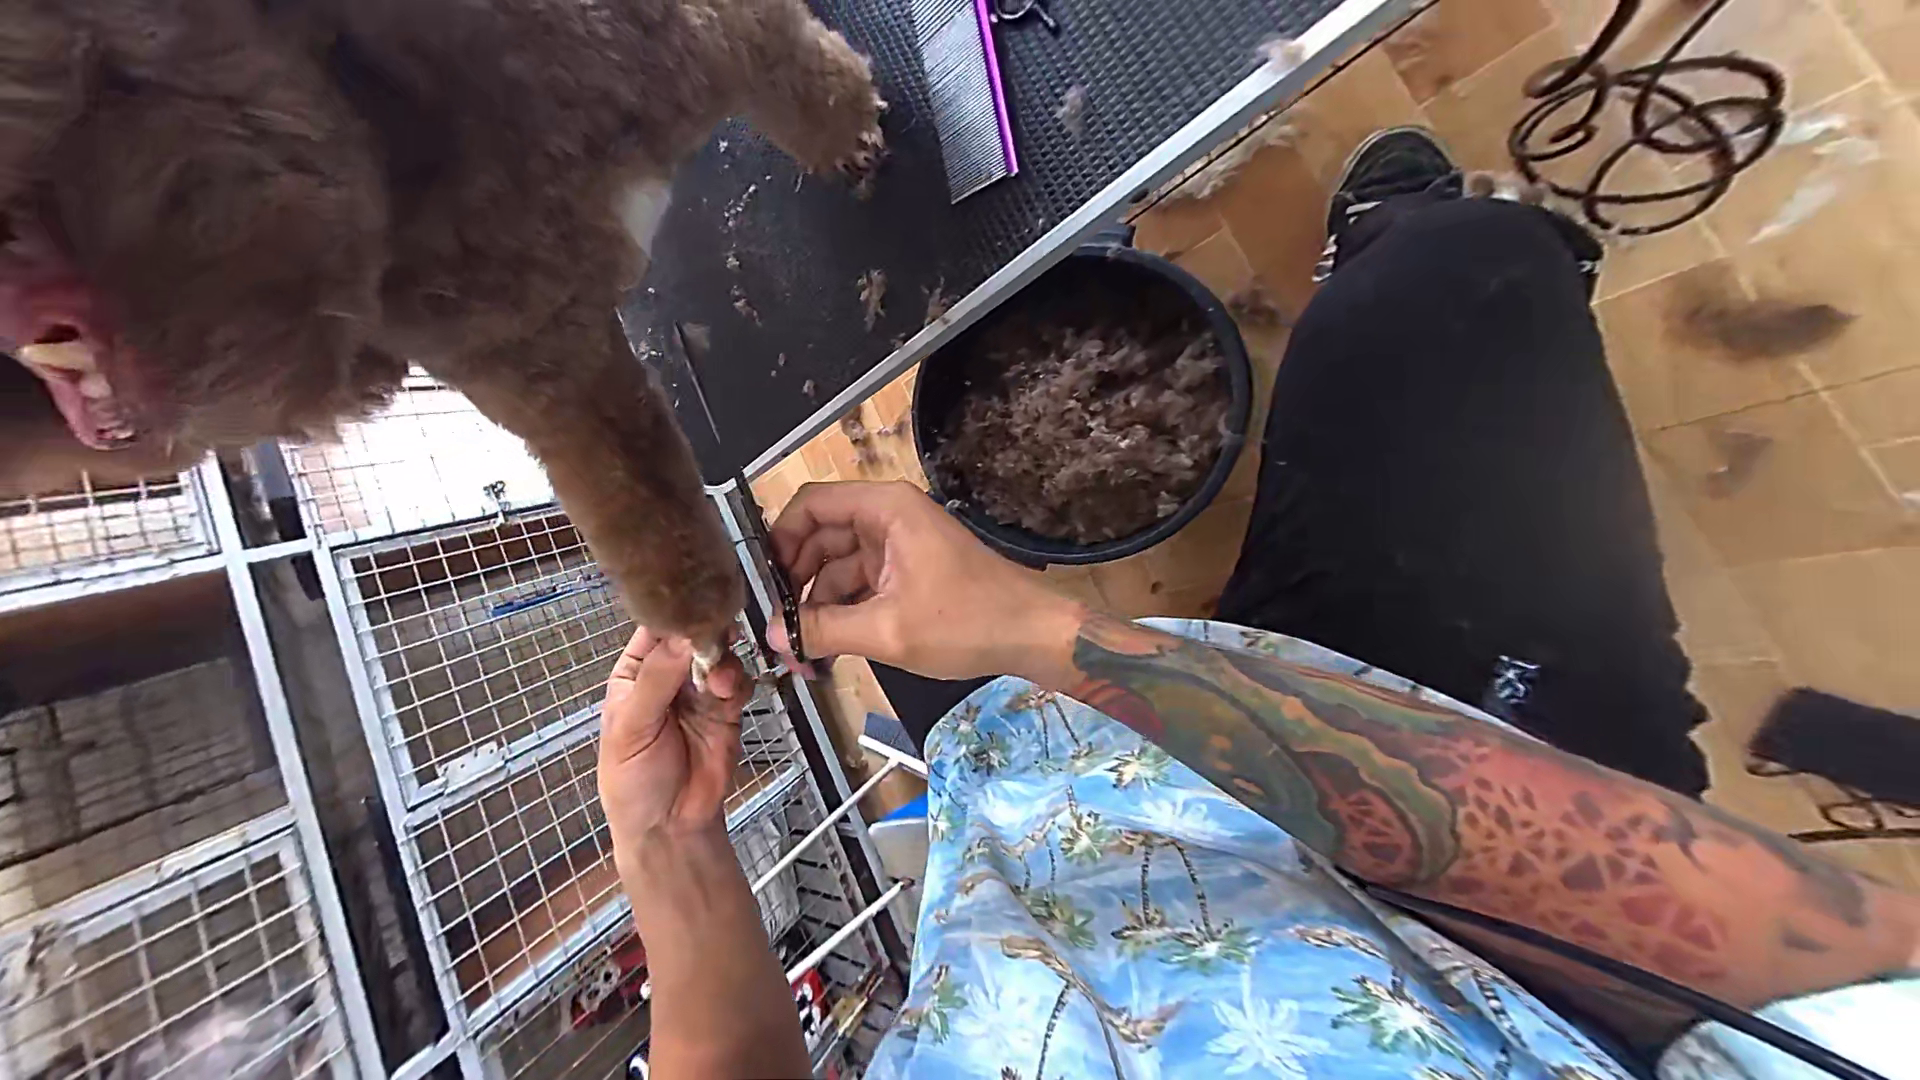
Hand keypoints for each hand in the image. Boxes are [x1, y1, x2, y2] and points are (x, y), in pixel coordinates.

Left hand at [598, 629, 749, 855]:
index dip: (675, 614)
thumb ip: (657, 679)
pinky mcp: (728, 705)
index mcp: (635, 672)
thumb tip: (684, 634)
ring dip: (723, 663)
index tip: (697, 601)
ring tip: (717, 686)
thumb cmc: (634, 778)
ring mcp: (700, 689)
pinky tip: (727, 695)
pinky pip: (739, 680)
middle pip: (694, 636)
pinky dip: (737, 682)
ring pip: (720, 654)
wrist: (672, 825)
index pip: (655, 630)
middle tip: (719, 636)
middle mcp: (669, 673)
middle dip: (707, 636)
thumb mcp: (631, 727)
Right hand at [767, 480, 1086, 682]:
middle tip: (779, 627)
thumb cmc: (966, 621)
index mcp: (885, 509)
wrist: (1030, 633)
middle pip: (822, 537)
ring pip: (840, 566)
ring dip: (820, 604)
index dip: (780, 541)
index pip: (811, 505)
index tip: (764, 584)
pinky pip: (863, 583)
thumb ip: (823, 629)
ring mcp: (900, 545)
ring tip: (802, 650)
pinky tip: (830, 645)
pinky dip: (846, 610)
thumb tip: (773, 635)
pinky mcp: (909, 571)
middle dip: (798, 582)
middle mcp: (889, 517)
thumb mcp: (887, 629)